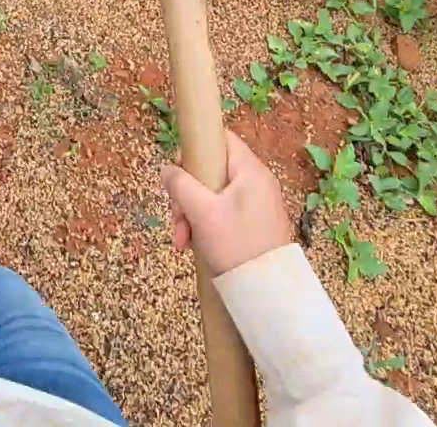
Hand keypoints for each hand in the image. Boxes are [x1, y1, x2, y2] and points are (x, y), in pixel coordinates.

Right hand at [160, 128, 292, 274]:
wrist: (269, 297)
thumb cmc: (236, 246)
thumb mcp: (201, 211)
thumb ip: (179, 184)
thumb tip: (167, 169)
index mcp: (250, 172)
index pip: (220, 139)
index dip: (195, 148)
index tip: (179, 171)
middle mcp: (256, 183)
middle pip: (210, 170)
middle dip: (186, 194)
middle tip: (177, 217)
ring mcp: (255, 205)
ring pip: (211, 195)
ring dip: (190, 213)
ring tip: (182, 240)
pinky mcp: (252, 225)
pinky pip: (220, 213)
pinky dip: (203, 225)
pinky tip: (192, 245)